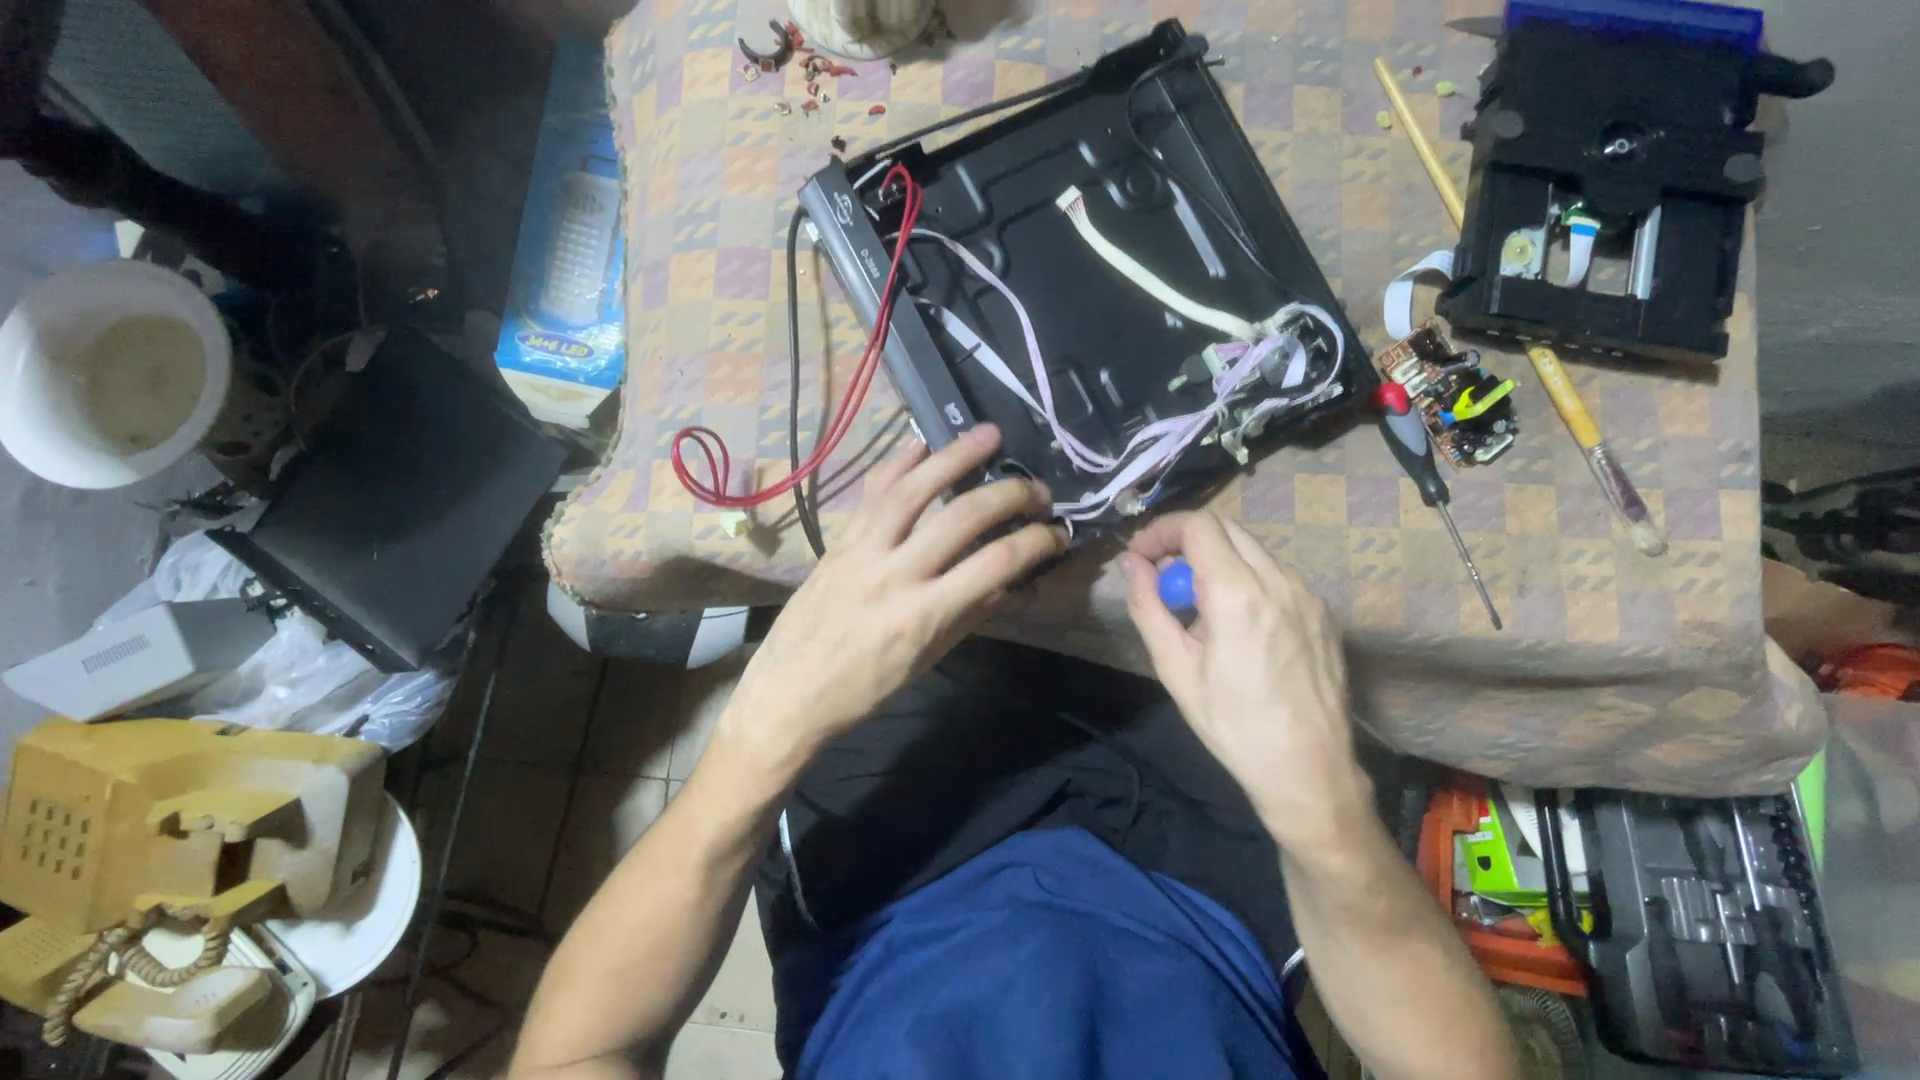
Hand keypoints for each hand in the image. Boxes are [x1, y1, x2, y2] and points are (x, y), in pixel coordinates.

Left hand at [717, 424, 1065, 777]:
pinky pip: (872, 492)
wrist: (791, 690)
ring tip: (989, 434)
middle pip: (961, 517)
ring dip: (955, 457)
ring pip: (913, 490)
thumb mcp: (928, 657)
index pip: (996, 564)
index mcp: (924, 614)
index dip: (1037, 542)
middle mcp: (895, 574)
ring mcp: (863, 550)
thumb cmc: (866, 686)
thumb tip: (1021, 582)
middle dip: (1008, 495)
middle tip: (1037, 488)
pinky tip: (922, 440)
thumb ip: (973, 613)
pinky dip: (898, 461)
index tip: (1059, 533)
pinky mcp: (840, 539)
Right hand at [1117, 511, 1372, 861]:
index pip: (1198, 526)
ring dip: (1217, 562)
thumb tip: (1130, 565)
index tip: (1140, 556)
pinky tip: (1237, 627)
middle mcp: (1280, 581)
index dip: (1161, 530)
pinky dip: (1247, 582)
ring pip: (1253, 551)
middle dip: (1186, 542)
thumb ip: (1148, 607)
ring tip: (1198, 609)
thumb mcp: (1176, 669)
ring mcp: (1308, 595)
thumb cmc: (1233, 725)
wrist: (1309, 769)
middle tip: (1162, 578)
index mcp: (1239, 594)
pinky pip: (1276, 577)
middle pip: (1226, 528)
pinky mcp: (1324, 613)